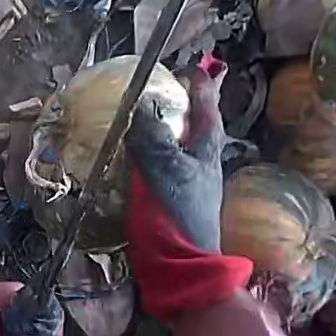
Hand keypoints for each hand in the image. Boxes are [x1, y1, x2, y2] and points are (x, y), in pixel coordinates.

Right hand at [126, 60, 252, 320]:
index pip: (207, 106)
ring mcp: (187, 184)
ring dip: (161, 131)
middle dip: (180, 106)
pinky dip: (146, 156)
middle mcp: (200, 163)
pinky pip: (159, 168)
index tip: (193, 66)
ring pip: (175, 147)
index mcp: (205, 149)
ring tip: (140, 118)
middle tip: (161, 88)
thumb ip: (150, 136)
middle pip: (193, 125)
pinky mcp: (171, 202)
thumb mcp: (162, 170)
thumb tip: (140, 104)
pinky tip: (128, 158)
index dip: (200, 84)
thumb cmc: (175, 216)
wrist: (180, 270)